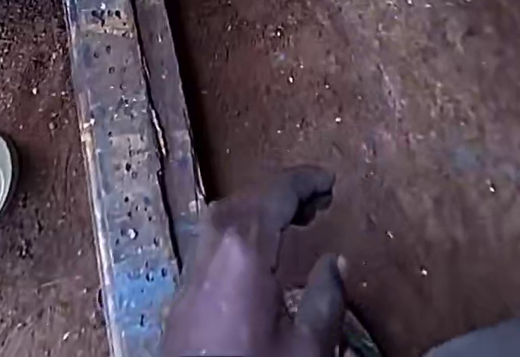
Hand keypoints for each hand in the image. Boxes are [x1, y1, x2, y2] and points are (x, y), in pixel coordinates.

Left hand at [163, 167, 346, 356]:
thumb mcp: (306, 350)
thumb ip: (325, 298)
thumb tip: (335, 262)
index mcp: (244, 247)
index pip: (277, 192)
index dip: (306, 181)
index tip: (329, 180)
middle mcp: (214, 244)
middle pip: (251, 197)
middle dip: (286, 193)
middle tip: (320, 202)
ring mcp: (194, 266)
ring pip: (230, 215)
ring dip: (264, 208)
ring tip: (297, 219)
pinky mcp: (184, 291)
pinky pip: (217, 238)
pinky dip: (244, 229)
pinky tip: (263, 251)